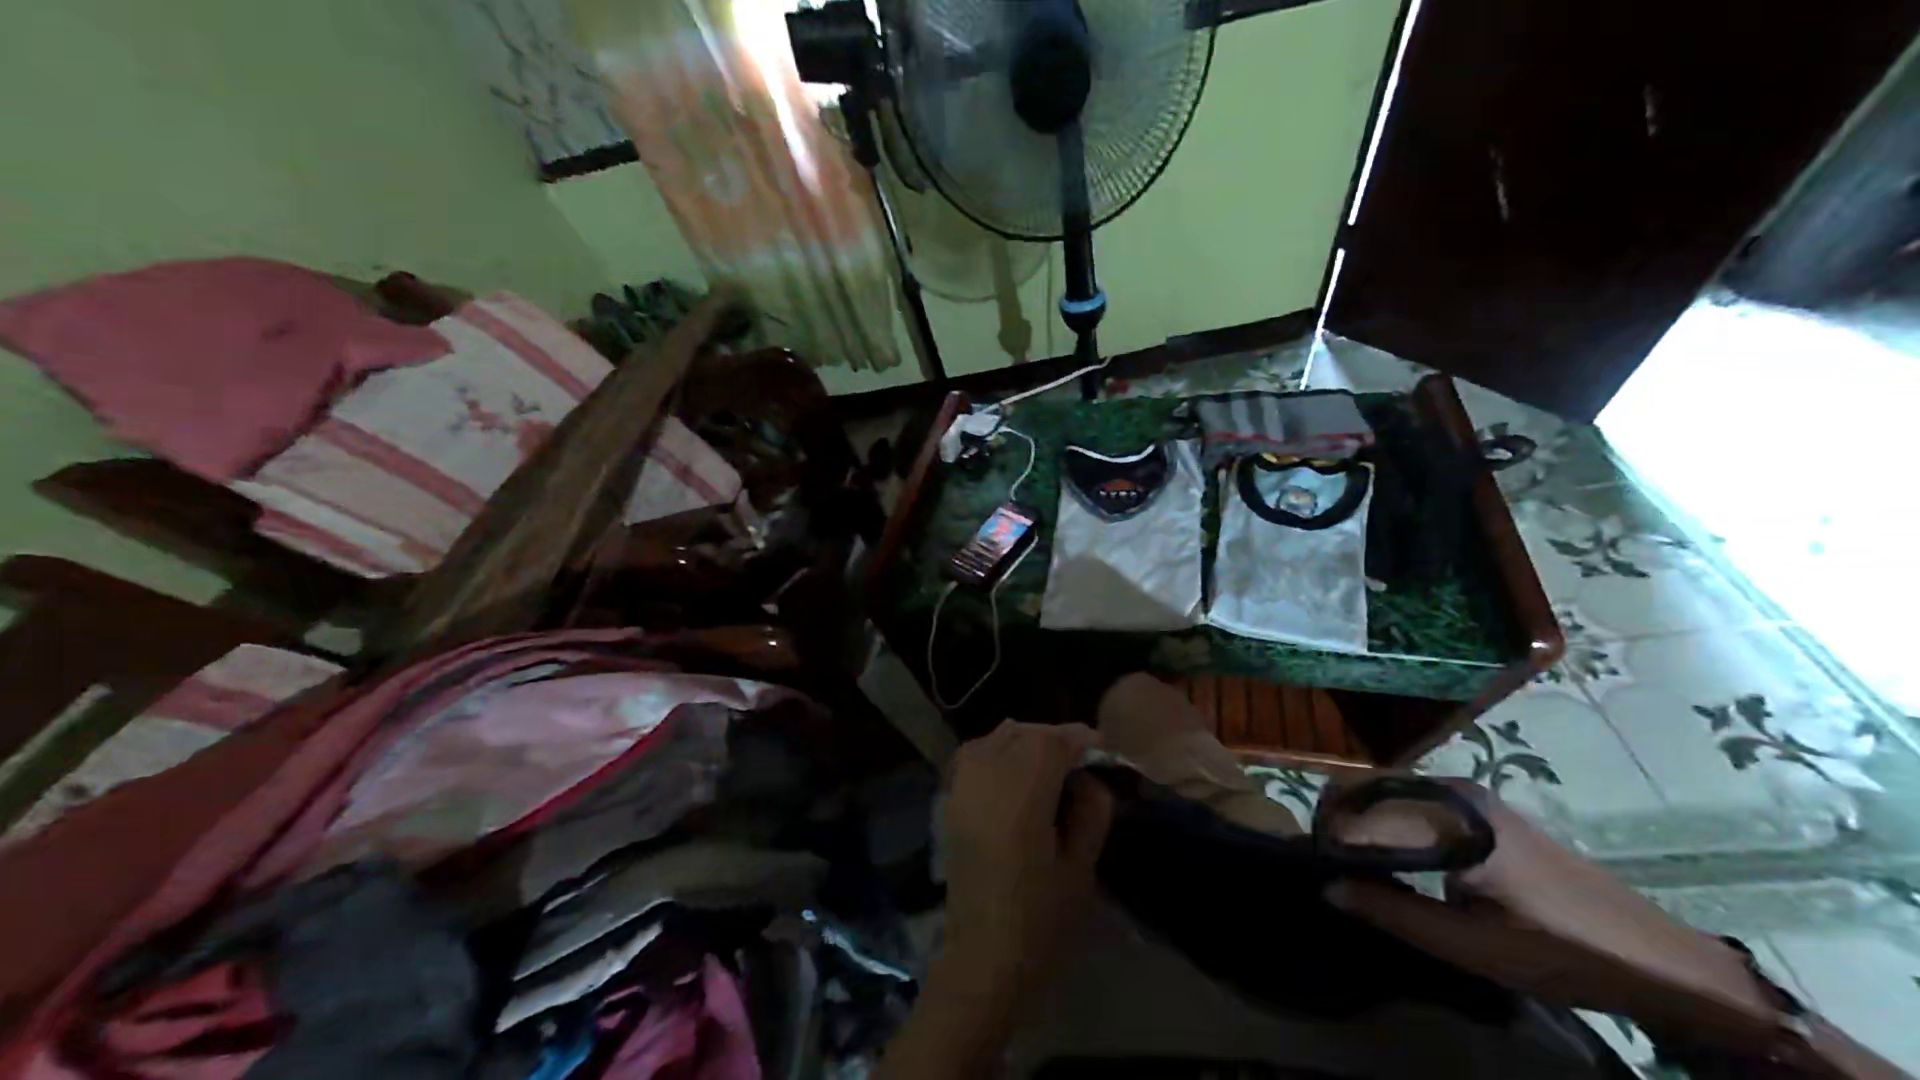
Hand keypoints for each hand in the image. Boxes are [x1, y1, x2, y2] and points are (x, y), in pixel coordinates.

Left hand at [940, 721, 1114, 1010]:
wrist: (982, 955)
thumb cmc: (1040, 920)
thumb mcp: (1082, 868)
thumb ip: (1092, 810)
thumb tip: (1089, 776)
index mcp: (1020, 799)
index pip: (1052, 742)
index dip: (1080, 738)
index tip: (1103, 750)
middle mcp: (985, 781)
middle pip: (1024, 733)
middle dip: (1057, 739)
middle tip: (1082, 762)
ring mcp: (961, 786)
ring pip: (998, 736)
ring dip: (1028, 740)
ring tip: (1052, 766)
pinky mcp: (950, 798)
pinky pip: (976, 752)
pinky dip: (999, 749)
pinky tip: (1016, 771)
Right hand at [1324, 778, 1780, 1049]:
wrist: (1657, 958)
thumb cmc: (1559, 952)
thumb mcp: (1470, 947)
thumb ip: (1391, 912)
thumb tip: (1327, 886)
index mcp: (1450, 819)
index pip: (1359, 812)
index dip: (1330, 838)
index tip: (1322, 870)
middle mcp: (1453, 791)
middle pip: (1365, 786)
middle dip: (1337, 819)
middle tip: (1333, 866)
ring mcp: (1467, 793)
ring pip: (1384, 788)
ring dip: (1359, 817)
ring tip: (1356, 862)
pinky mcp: (1478, 804)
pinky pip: (1410, 797)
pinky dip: (1385, 817)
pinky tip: (1393, 854)